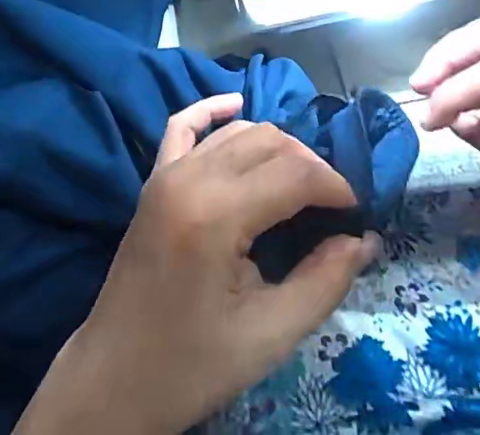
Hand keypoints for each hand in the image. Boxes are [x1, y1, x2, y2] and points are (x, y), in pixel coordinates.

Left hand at [15, 94, 378, 434]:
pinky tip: (236, 103)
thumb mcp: (270, 334)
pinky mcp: (152, 179)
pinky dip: (212, 111)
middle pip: (268, 141)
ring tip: (302, 185)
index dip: (335, 187)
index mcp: (216, 213)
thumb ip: (324, 280)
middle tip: (331, 207)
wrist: (116, 376)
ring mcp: (165, 173)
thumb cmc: (193, 363)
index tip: (357, 215)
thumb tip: (364, 240)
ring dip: (276, 147)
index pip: (294, 173)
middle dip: (310, 165)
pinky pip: (182, 126)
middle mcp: (189, 176)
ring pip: (235, 131)